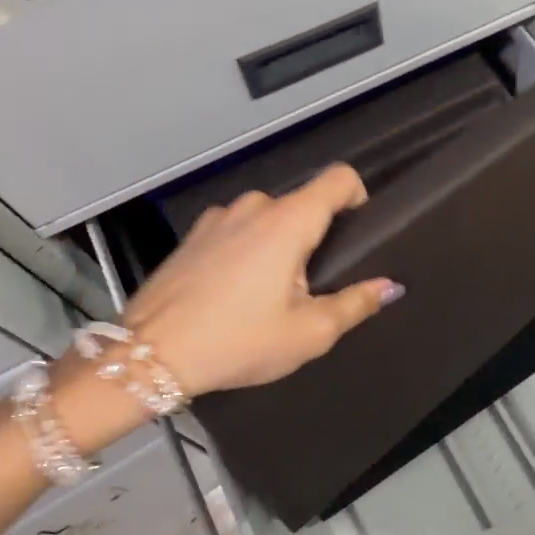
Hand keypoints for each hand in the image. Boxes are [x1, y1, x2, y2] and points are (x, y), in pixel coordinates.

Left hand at [120, 163, 403, 395]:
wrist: (145, 356)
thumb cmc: (237, 341)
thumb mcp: (308, 333)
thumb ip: (355, 303)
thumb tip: (390, 285)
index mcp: (290, 220)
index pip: (340, 178)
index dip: (358, 198)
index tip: (355, 234)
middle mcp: (255, 206)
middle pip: (302, 205)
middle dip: (313, 239)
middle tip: (307, 287)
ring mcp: (218, 217)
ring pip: (267, 220)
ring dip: (276, 245)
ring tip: (265, 295)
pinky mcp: (192, 235)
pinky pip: (235, 231)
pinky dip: (244, 251)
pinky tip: (231, 294)